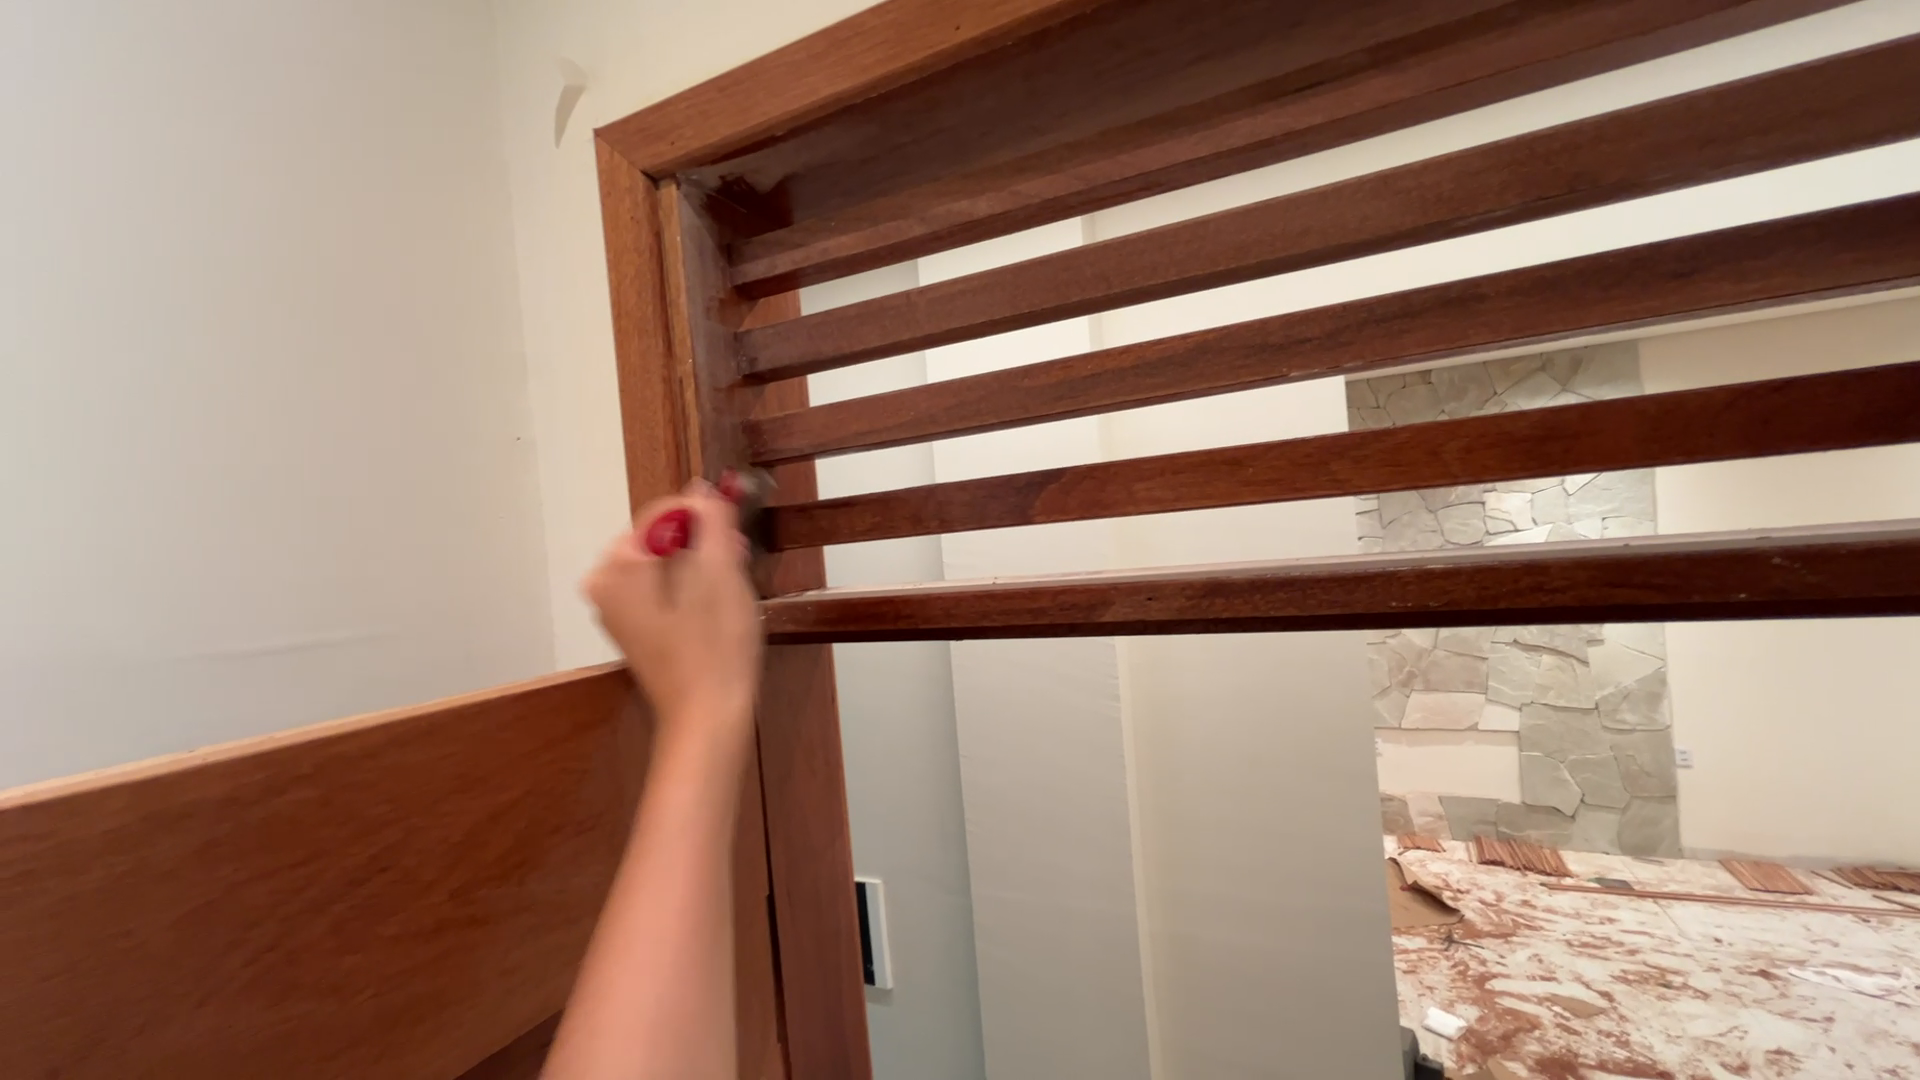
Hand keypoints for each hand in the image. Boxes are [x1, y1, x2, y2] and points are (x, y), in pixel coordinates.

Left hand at [584, 480, 762, 752]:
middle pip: (664, 538)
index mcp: (617, 566)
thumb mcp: (720, 573)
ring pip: (668, 563)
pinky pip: (663, 587)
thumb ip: (711, 521)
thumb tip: (704, 488)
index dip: (707, 518)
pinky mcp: (633, 627)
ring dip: (703, 566)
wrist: (709, 718)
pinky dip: (691, 589)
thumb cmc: (715, 647)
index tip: (737, 541)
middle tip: (738, 566)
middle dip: (705, 544)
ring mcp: (616, 608)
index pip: (665, 513)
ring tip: (731, 592)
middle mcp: (605, 584)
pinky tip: (716, 610)